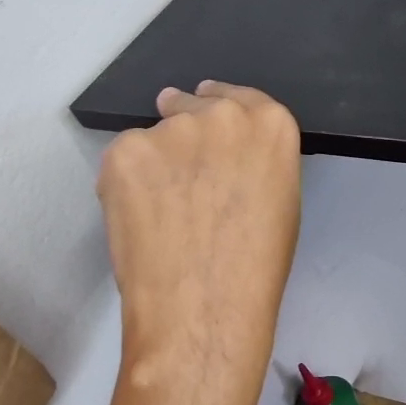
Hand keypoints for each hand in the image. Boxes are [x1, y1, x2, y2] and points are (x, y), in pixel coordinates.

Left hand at [96, 81, 301, 367]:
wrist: (204, 306)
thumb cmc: (259, 263)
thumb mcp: (280, 196)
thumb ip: (256, 159)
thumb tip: (225, 155)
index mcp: (271, 123)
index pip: (243, 98)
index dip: (223, 109)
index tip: (209, 123)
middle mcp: (222, 115)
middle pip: (195, 104)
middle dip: (185, 126)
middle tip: (180, 171)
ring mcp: (170, 130)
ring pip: (155, 135)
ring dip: (156, 160)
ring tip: (160, 211)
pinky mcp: (124, 152)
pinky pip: (125, 159)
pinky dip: (127, 183)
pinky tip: (139, 219)